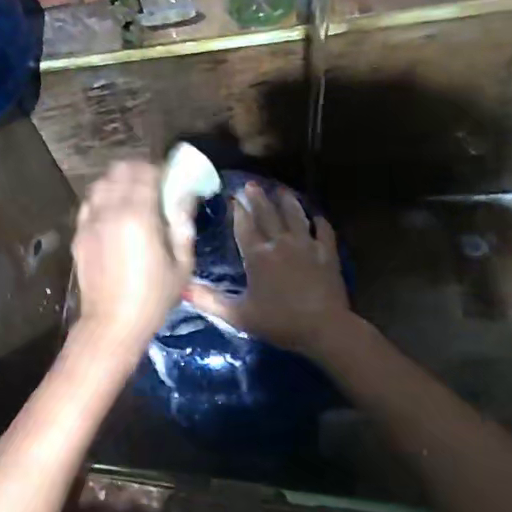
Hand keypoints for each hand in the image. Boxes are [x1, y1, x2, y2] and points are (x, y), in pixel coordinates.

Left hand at [72, 160, 193, 346]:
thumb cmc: (153, 298)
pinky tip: (112, 214)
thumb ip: (183, 226)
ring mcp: (90, 222)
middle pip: (121, 170)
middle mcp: (110, 211)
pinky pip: (89, 203)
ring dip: (118, 182)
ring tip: (132, 198)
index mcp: (138, 216)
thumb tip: (185, 197)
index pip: (145, 172)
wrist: (111, 325)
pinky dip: (102, 199)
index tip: (170, 181)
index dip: (160, 171)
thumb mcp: (181, 265)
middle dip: (138, 172)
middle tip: (153, 187)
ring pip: (101, 183)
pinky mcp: (79, 234)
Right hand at [187, 183, 356, 356]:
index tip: (233, 196)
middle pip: (268, 214)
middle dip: (258, 198)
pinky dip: (319, 222)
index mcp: (258, 256)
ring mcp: (307, 245)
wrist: (323, 328)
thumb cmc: (278, 322)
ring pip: (296, 216)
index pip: (244, 226)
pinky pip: (324, 230)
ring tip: (281, 190)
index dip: (238, 210)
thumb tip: (183, 288)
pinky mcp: (327, 253)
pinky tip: (316, 217)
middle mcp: (281, 243)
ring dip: (287, 201)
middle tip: (252, 184)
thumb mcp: (238, 315)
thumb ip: (209, 301)